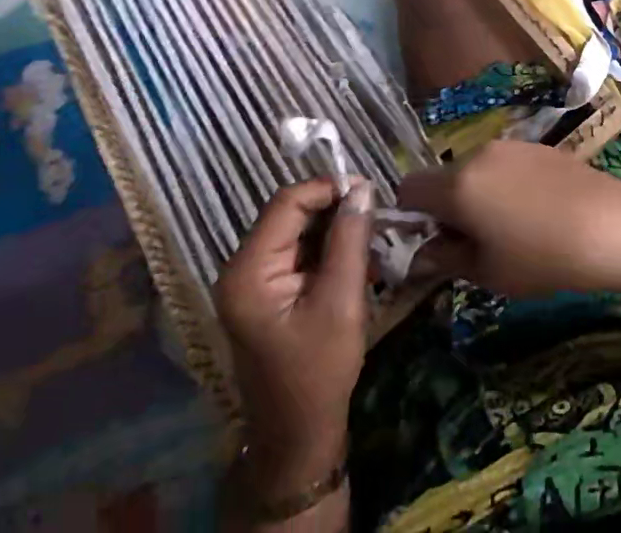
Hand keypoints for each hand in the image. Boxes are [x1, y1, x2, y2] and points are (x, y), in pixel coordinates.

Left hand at [215, 179, 372, 490]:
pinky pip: (301, 255)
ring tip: (374, 243)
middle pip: (292, 216)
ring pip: (300, 233)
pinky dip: (331, 253)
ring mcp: (254, 283)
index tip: (371, 190)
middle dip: (336, 211)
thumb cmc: (319, 368)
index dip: (328, 189)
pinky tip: (360, 265)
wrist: (299, 432)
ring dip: (338, 232)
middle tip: (378, 217)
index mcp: (249, 270)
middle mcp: (243, 269)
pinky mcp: (269, 294)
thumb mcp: (342, 299)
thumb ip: (350, 239)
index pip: (287, 203)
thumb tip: (362, 188)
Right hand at [399, 140, 620, 299]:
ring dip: (478, 195)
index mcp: (458, 183)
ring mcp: (515, 146)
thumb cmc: (544, 258)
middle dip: (447, 206)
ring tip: (510, 230)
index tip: (433, 242)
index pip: (408, 187)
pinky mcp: (544, 147)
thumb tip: (425, 249)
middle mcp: (480, 153)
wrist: (616, 228)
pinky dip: (506, 186)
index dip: (410, 216)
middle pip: (444, 176)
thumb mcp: (487, 272)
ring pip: (477, 170)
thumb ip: (445, 257)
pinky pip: (507, 165)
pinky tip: (537, 213)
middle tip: (473, 243)